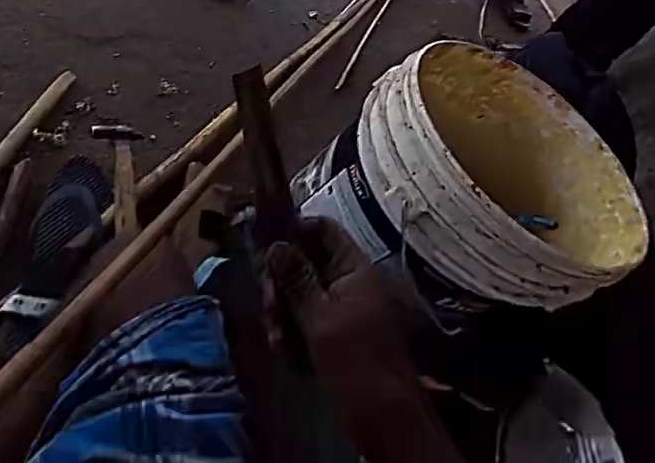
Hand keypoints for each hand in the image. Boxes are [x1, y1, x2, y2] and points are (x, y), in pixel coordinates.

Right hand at [265, 220, 462, 462]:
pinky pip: (306, 316)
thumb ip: (295, 278)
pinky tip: (280, 347)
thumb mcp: (320, 318)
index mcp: (355, 268)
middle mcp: (350, 281)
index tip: (266, 248)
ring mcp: (344, 307)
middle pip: (306, 259)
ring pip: (302, 290)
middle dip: (281, 279)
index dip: (294, 230)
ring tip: (273, 334)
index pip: (323, 228)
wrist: (388, 427)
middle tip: (266, 302)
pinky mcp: (336, 333)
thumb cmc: (357, 364)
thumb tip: (275, 243)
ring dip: (282, 308)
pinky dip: (291, 327)